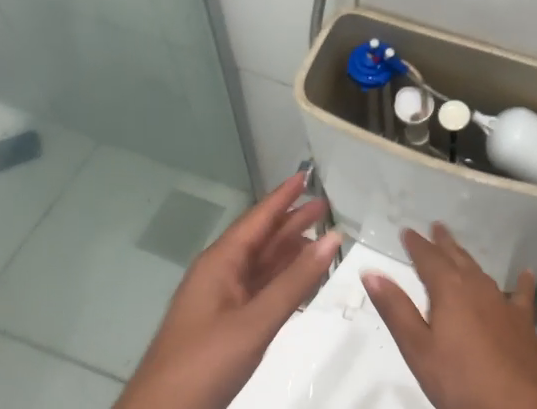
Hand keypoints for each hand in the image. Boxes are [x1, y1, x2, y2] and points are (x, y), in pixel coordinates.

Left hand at [116, 172, 341, 408]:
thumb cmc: (203, 363)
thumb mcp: (255, 321)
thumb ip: (296, 281)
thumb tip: (333, 236)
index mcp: (220, 263)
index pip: (257, 219)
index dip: (282, 197)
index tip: (306, 174)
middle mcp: (219, 275)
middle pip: (260, 240)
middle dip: (291, 223)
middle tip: (325, 206)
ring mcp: (220, 303)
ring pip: (260, 267)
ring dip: (289, 253)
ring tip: (321, 240)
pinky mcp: (223, 328)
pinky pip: (258, 292)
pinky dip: (282, 282)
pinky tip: (301, 282)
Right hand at [362, 224, 536, 408]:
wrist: (516, 403)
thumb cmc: (459, 378)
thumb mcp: (417, 348)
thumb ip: (395, 309)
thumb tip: (371, 272)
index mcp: (449, 290)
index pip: (428, 259)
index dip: (416, 244)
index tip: (407, 231)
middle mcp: (476, 286)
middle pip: (456, 258)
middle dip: (443, 243)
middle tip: (437, 226)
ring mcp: (502, 302)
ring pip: (481, 272)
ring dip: (468, 258)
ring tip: (460, 250)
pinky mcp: (522, 321)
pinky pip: (520, 294)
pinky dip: (521, 282)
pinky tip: (526, 274)